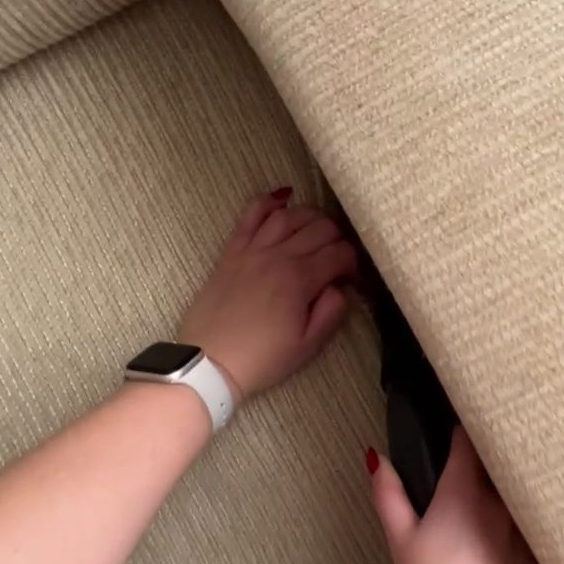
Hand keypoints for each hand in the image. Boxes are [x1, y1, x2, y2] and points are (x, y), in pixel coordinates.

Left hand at [176, 188, 358, 398]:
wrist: (210, 362)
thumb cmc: (263, 358)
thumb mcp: (308, 345)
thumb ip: (332, 311)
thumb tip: (339, 286)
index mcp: (300, 279)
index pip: (340, 253)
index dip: (353, 264)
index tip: (351, 280)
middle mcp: (278, 255)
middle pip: (320, 227)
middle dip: (338, 239)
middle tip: (337, 259)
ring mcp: (252, 249)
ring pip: (290, 215)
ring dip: (311, 218)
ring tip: (319, 232)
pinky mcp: (231, 251)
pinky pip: (250, 215)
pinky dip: (268, 202)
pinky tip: (283, 201)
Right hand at [368, 429, 544, 563]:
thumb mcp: (401, 544)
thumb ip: (389, 496)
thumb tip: (376, 458)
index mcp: (465, 492)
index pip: (469, 439)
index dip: (459, 429)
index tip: (451, 428)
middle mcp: (502, 503)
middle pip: (498, 462)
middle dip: (485, 455)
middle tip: (468, 461)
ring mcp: (525, 528)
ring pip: (516, 492)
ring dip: (503, 487)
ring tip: (486, 497)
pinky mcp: (539, 556)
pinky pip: (529, 525)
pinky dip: (517, 522)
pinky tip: (502, 541)